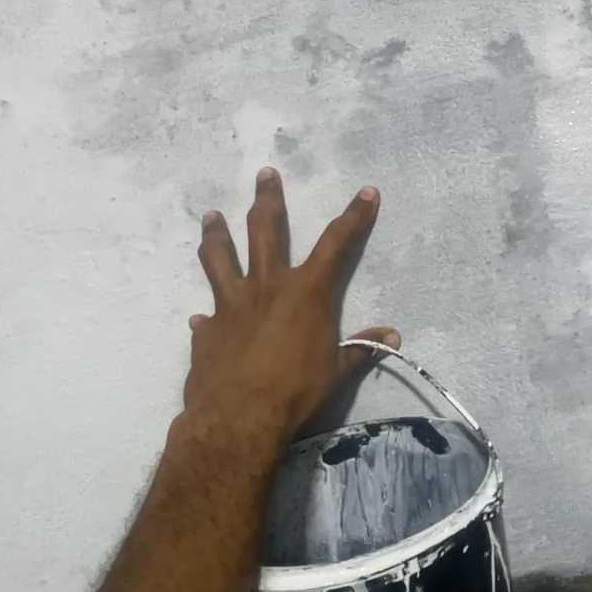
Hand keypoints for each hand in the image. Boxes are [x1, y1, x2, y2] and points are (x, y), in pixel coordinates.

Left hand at [182, 167, 397, 447]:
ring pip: (221, 258)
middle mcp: (268, 286)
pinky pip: (206, 318)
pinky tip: (198, 317)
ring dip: (216, 235)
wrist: (239, 417)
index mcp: (307, 291)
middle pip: (266, 231)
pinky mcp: (208, 332)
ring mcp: (232, 305)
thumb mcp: (338, 370)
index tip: (367, 191)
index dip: (355, 215)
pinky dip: (206, 317)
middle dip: (268, 200)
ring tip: (209, 216)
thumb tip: (392, 337)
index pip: (337, 243)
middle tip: (265, 174)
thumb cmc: (297, 389)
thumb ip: (361, 349)